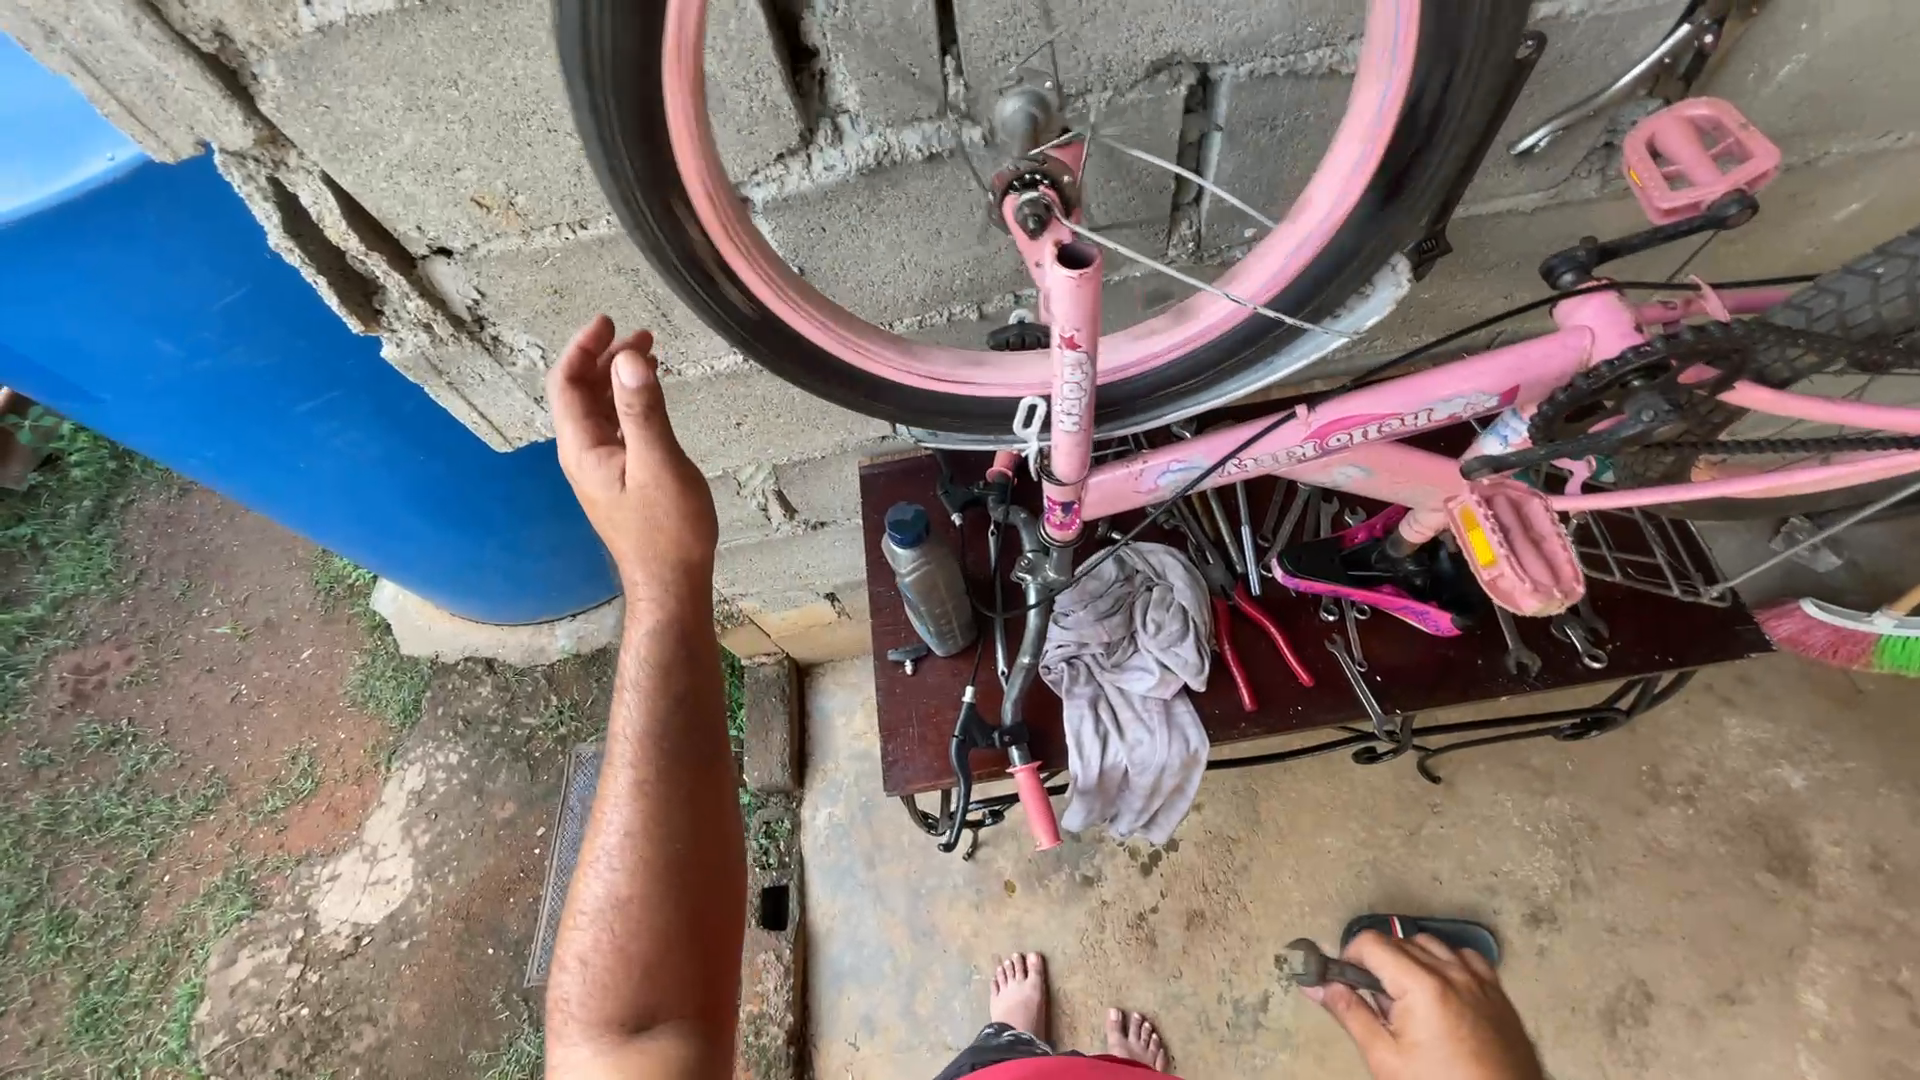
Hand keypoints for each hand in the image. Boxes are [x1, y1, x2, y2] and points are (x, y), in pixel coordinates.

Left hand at [548, 315, 717, 604]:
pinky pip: (620, 430)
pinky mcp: (624, 480)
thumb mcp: (659, 464)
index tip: (609, 322)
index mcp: (583, 449)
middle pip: (584, 394)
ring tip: (651, 359)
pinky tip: (653, 402)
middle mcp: (586, 455)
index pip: (568, 384)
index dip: (583, 348)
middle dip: (607, 359)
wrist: (671, 582)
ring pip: (603, 412)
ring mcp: (604, 469)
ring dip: (621, 381)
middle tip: (643, 338)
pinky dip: (633, 405)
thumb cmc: (667, 529)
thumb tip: (629, 359)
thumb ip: (643, 412)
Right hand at [1306, 931, 1542, 1079]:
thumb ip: (1349, 1013)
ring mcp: (1480, 982)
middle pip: (1397, 941)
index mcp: (1421, 985)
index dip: (1350, 957)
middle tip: (1379, 1007)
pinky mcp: (1499, 995)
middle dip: (1378, 963)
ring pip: (1430, 944)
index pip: (1370, 943)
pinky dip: (1446, 962)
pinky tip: (1441, 989)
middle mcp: (1451, 972)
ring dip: (1409, 958)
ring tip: (1408, 999)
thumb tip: (1314, 984)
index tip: (1347, 984)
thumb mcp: (1386, 1060)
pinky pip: (1466, 958)